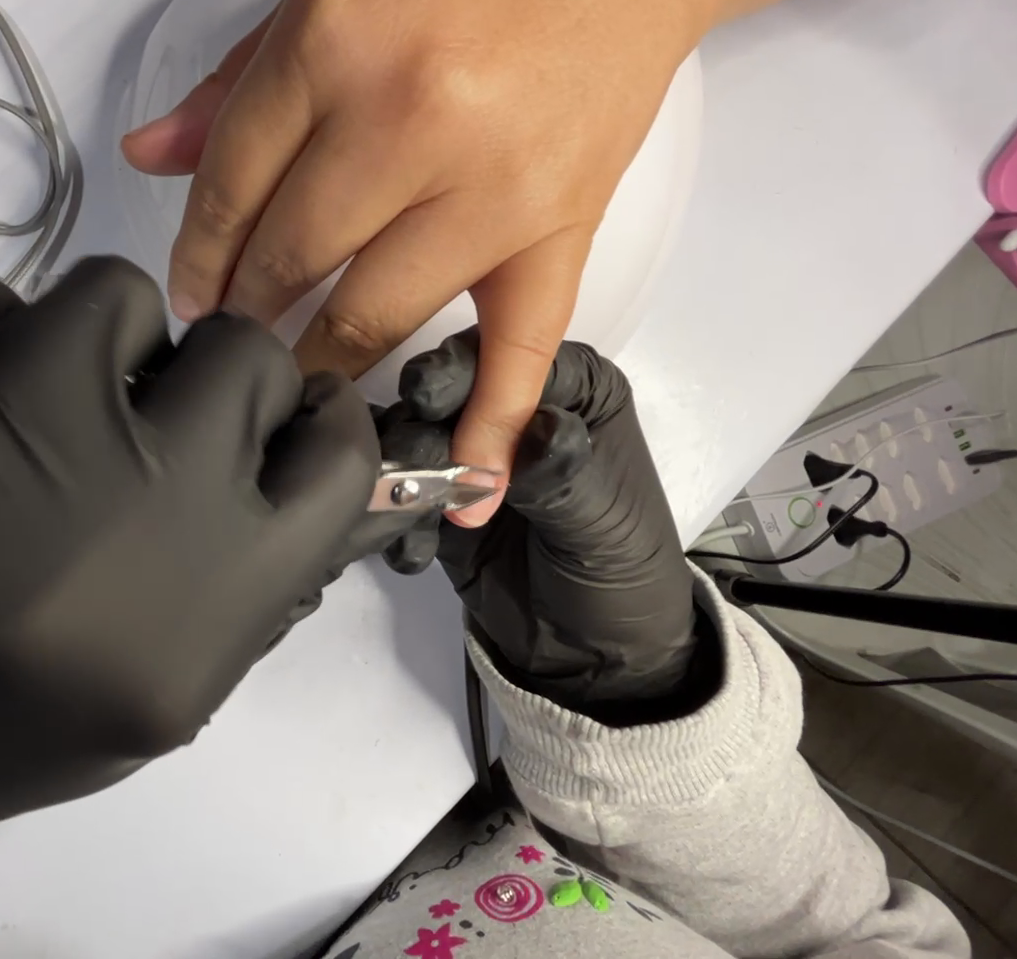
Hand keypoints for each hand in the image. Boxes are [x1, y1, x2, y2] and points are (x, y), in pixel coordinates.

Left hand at [0, 254, 382, 930]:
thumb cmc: (12, 723)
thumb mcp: (169, 684)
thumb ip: (247, 568)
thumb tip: (292, 446)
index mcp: (214, 588)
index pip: (334, 453)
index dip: (313, 416)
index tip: (281, 412)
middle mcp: (132, 497)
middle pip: (242, 350)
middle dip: (205, 373)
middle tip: (142, 409)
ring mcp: (5, 428)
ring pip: (111, 292)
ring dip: (87, 341)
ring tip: (29, 403)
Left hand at [123, 0, 728, 518]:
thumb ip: (234, 80)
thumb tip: (150, 152)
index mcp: (336, 40)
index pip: (231, 184)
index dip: (198, 255)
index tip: (191, 298)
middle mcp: (411, 120)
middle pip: (290, 256)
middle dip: (247, 312)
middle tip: (230, 344)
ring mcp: (492, 188)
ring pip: (373, 313)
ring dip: (316, 362)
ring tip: (287, 382)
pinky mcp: (560, 229)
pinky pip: (521, 347)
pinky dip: (490, 427)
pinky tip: (460, 497)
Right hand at [375, 331, 712, 723]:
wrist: (585, 660)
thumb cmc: (619, 581)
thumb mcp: (601, 524)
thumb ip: (561, 473)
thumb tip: (535, 427)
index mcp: (571, 396)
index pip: (512, 357)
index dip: (465, 369)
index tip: (426, 394)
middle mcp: (512, 413)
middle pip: (451, 388)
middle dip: (424, 419)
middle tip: (408, 453)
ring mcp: (468, 456)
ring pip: (415, 433)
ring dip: (402, 465)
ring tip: (406, 502)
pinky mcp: (435, 499)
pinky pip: (400, 487)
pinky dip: (396, 513)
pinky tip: (408, 547)